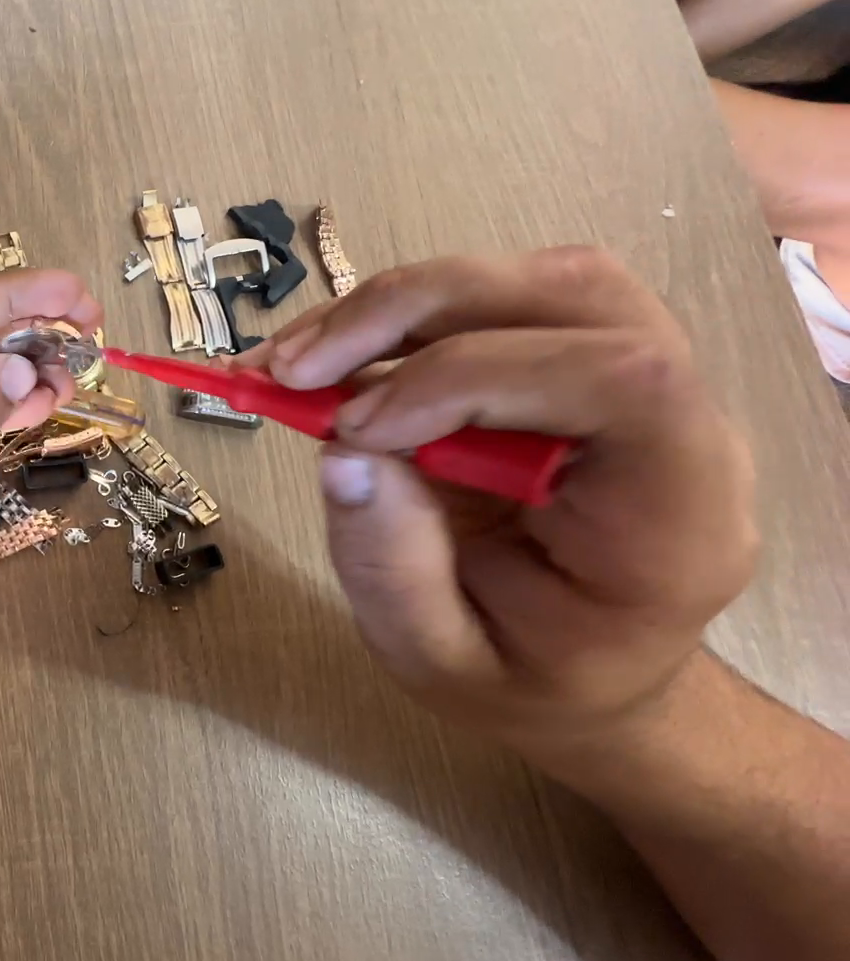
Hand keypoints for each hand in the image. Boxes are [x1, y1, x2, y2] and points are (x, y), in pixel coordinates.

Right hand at [241, 248, 757, 751]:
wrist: (577, 673)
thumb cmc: (516, 678)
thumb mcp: (433, 658)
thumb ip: (389, 568)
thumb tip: (340, 452)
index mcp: (670, 517)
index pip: (617, 380)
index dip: (467, 379)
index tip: (351, 431)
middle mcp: (673, 428)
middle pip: (570, 298)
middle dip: (408, 312)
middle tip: (287, 368)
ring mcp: (626, 387)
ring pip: (526, 282)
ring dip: (391, 306)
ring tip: (289, 361)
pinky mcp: (566, 372)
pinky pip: (490, 303)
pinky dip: (391, 318)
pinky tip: (321, 357)